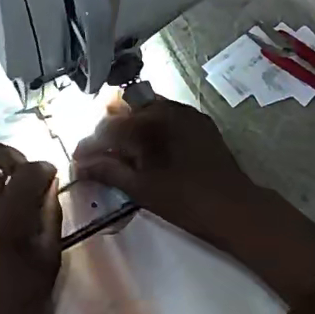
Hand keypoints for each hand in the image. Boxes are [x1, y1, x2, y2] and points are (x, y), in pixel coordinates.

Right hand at [70, 97, 259, 239]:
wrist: (236, 208)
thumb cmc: (184, 202)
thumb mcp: (140, 189)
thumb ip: (107, 171)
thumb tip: (79, 165)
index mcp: (145, 125)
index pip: (105, 129)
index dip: (88, 146)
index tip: (79, 161)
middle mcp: (162, 108)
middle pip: (121, 107)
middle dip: (105, 128)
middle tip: (98, 152)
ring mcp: (182, 111)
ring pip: (142, 105)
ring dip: (127, 122)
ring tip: (122, 148)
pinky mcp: (197, 119)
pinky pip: (163, 111)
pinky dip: (149, 124)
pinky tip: (148, 146)